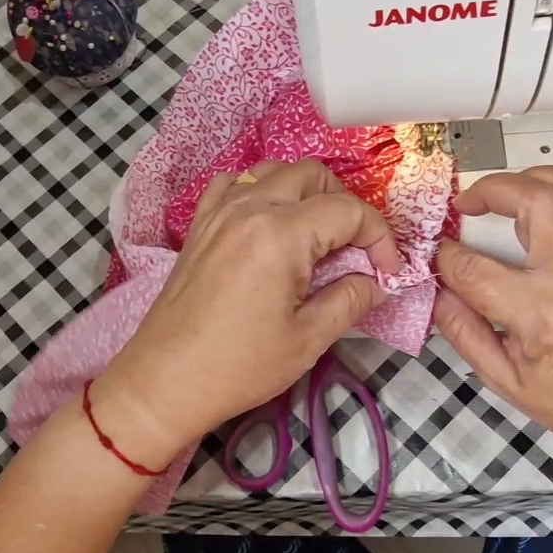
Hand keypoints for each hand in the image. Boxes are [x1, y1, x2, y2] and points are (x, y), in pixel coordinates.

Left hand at [93, 159, 401, 467]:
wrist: (165, 381)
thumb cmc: (238, 367)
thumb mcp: (308, 339)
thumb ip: (350, 299)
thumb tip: (377, 282)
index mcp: (281, 234)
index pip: (348, 211)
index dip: (380, 238)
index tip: (388, 272)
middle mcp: (249, 208)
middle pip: (313, 175)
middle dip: (346, 206)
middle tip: (356, 251)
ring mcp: (219, 212)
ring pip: (274, 172)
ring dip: (306, 193)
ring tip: (318, 236)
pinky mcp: (200, 225)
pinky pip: (236, 185)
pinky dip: (262, 192)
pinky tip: (269, 225)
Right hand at [433, 167, 552, 471]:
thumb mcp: (503, 380)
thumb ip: (464, 331)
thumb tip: (438, 293)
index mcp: (539, 314)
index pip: (475, 267)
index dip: (446, 256)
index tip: (438, 255)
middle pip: (533, 200)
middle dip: (491, 190)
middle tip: (470, 202)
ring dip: (536, 177)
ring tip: (511, 189)